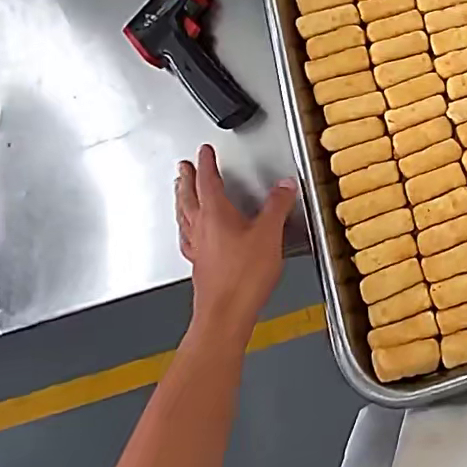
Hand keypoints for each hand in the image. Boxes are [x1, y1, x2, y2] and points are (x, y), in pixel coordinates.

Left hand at [175, 145, 296, 344]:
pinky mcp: (200, 264)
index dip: (207, 164)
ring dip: (182, 200)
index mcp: (215, 215)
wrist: (225, 314)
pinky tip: (192, 233)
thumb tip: (284, 185)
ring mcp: (198, 248)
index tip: (204, 151)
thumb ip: (277, 206)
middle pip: (189, 197)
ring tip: (181, 192)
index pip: (208, 182)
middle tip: (184, 167)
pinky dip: (188, 227)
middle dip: (188, 180)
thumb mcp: (269, 234)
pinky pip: (188, 237)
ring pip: (185, 216)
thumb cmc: (243, 276)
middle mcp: (201, 228)